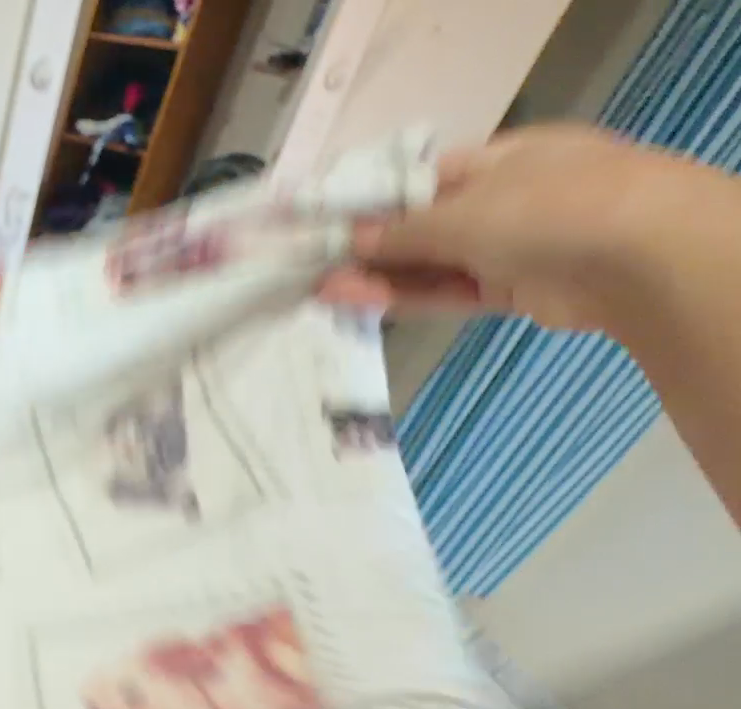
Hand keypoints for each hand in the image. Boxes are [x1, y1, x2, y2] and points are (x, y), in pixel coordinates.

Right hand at [320, 124, 689, 331]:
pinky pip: (447, 291)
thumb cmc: (551, 209)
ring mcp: (512, 246)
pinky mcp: (512, 289)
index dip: (371, 202)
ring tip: (319, 290)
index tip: (324, 222)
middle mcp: (508, 199)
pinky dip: (404, 296)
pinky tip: (356, 300)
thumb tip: (346, 239)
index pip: (423, 181)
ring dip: (375, 277)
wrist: (647, 261)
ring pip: (429, 263)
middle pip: (421, 225)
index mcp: (505, 160)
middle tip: (310, 265)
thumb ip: (398, 231)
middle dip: (366, 247)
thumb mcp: (462, 212)